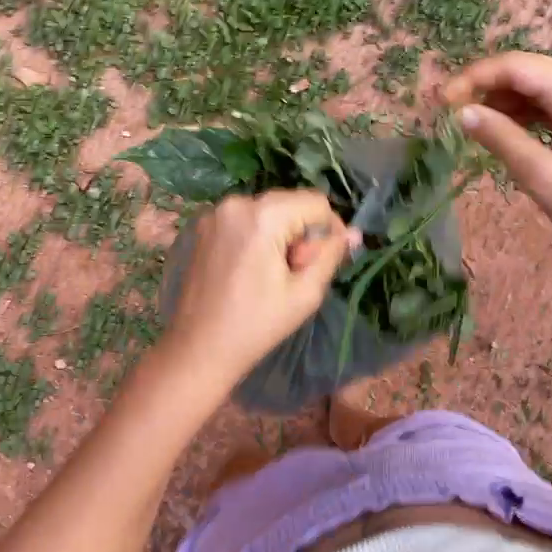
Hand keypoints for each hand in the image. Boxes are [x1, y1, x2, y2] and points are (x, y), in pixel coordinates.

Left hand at [161, 190, 353, 387]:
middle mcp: (236, 203)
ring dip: (280, 235)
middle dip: (302, 233)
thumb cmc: (256, 325)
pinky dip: (257, 236)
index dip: (330, 229)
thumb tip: (353, 233)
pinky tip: (251, 270)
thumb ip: (330, 255)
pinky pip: (245, 220)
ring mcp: (215, 213)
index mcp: (262, 216)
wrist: (198, 349)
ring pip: (268, 211)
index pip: (316, 202)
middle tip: (295, 272)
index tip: (324, 261)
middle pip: (290, 203)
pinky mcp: (203, 227)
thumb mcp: (305, 293)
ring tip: (272, 274)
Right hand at [444, 51, 551, 273]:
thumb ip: (501, 138)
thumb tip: (463, 112)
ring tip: (473, 124)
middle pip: (526, 69)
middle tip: (451, 109)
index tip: (443, 101)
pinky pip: (547, 103)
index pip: (517, 66)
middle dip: (486, 84)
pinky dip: (521, 113)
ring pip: (535, 85)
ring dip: (502, 99)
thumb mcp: (541, 175)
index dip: (476, 77)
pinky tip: (502, 131)